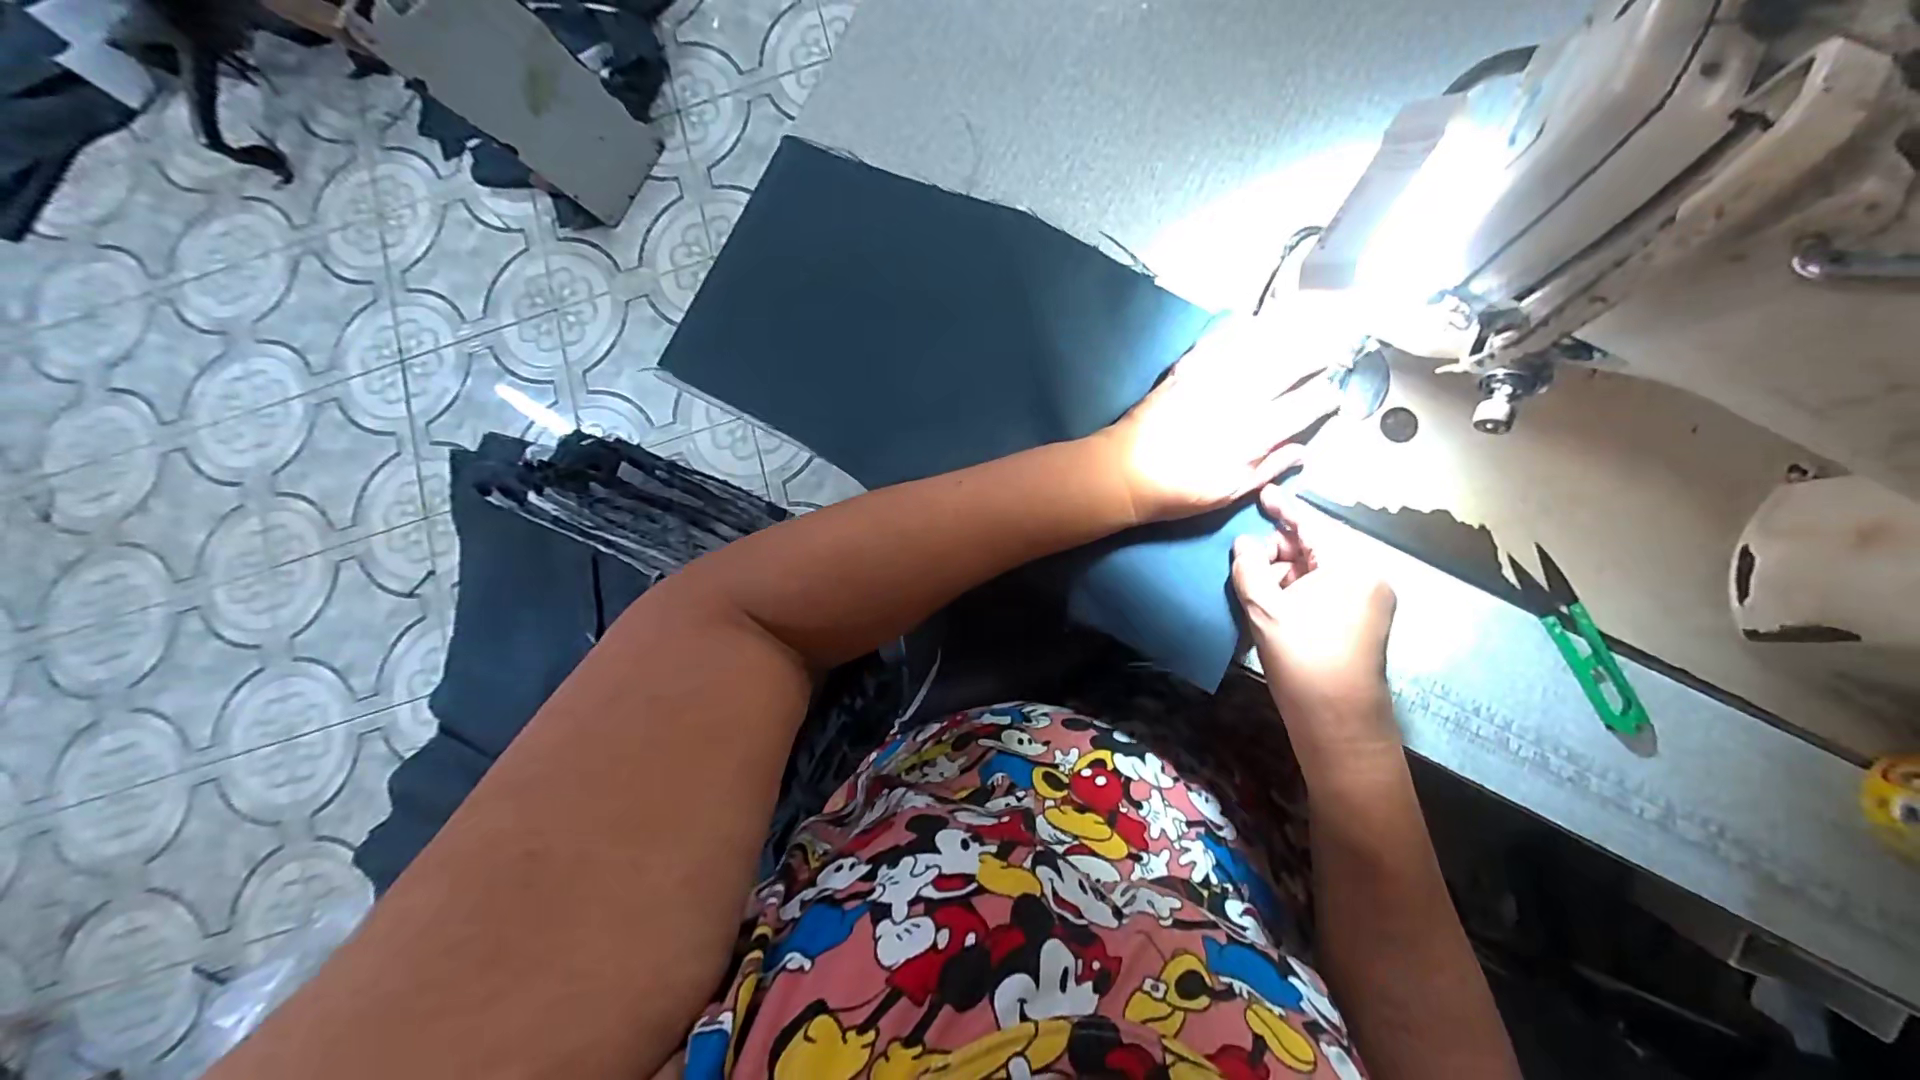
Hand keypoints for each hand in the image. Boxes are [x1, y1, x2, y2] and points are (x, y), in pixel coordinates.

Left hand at [1095, 318, 1342, 523]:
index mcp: (1254, 433)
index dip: (1327, 396)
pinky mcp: (1185, 370)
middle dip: (1319, 351)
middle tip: (1336, 344)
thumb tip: (1302, 450)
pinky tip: (1252, 319)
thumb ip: (1268, 467)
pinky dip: (1238, 327)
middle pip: (1290, 364)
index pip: (1305, 406)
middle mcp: (1239, 398)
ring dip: (1288, 330)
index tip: (1336, 391)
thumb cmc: (1177, 491)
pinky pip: (1217, 340)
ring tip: (1310, 319)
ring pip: (1258, 345)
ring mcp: (1211, 379)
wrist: (1123, 472)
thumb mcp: (1228, 492)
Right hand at [1231, 486, 1399, 779]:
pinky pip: (1326, 590)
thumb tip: (1243, 544)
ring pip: (1318, 571)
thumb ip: (1249, 569)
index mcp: (1352, 567)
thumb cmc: (1303, 661)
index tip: (1264, 491)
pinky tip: (1273, 603)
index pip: (1312, 526)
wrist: (1338, 721)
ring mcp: (1370, 600)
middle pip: (1314, 549)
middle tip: (1245, 562)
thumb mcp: (1266, 609)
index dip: (1284, 508)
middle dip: (1278, 552)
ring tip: (1255, 589)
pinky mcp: (1363, 620)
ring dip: (1285, 574)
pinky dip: (1298, 590)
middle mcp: (1369, 577)